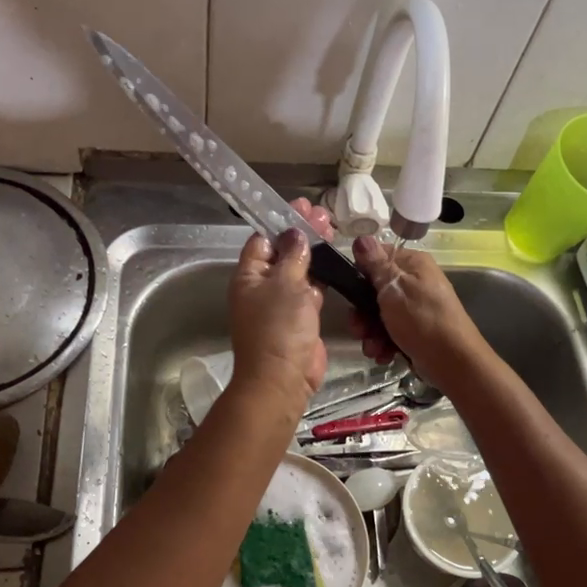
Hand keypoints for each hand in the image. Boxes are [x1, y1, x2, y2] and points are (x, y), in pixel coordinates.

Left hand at [229, 226, 326, 402]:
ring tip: (332, 230)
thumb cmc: (278, 328)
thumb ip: (293, 257)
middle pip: (283, 253)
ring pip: (299, 270)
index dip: (281, 222)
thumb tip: (295, 234)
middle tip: (323, 215)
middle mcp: (263, 286)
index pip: (262, 240)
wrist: (283, 379)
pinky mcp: (301, 318)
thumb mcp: (286, 285)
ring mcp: (282, 303)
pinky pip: (311, 290)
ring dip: (314, 253)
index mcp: (249, 276)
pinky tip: (337, 262)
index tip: (302, 207)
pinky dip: (322, 275)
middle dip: (301, 234)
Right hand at [350, 236, 486, 390]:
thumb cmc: (422, 319)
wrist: (453, 362)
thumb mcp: (394, 288)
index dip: (360, 273)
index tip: (350, 291)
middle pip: (374, 290)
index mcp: (412, 264)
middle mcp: (414, 282)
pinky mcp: (414, 330)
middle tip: (359, 330)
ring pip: (379, 315)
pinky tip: (384, 355)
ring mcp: (414, 308)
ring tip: (373, 348)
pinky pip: (389, 332)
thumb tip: (361, 237)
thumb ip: (375, 264)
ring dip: (371, 334)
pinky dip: (383, 344)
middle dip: (362, 313)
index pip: (377, 257)